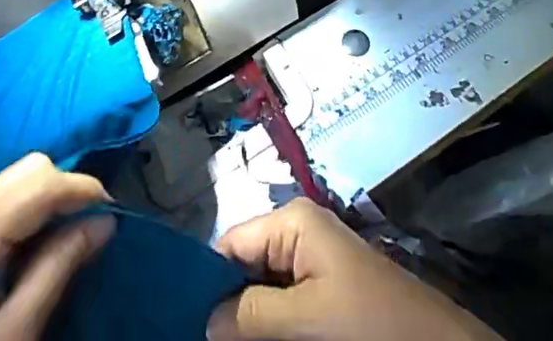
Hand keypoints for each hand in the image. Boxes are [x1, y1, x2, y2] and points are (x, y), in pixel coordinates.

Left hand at [0, 152, 116, 340]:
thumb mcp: (11, 339)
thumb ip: (56, 271)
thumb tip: (104, 221)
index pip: (36, 184)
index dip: (81, 189)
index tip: (113, 213)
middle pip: (24, 171)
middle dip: (64, 190)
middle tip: (89, 228)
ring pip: (11, 183)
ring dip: (46, 201)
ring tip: (66, 241)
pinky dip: (24, 215)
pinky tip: (32, 250)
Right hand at [205, 199, 501, 340]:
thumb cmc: (370, 320)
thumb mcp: (309, 317)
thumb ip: (253, 314)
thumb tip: (204, 320)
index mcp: (292, 222)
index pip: (229, 243)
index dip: (205, 281)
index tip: (182, 319)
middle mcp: (297, 233)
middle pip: (242, 266)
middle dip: (224, 304)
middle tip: (201, 338)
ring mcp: (311, 261)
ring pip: (259, 289)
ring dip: (245, 319)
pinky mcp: (322, 288)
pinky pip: (281, 302)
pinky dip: (267, 324)